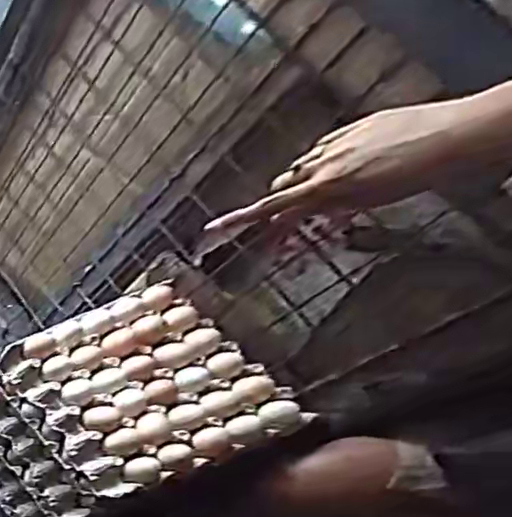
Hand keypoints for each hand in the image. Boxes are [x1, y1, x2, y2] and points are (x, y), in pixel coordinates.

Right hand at [202, 96, 490, 238]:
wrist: (469, 131)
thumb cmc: (423, 172)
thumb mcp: (367, 200)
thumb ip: (324, 207)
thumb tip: (291, 217)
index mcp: (326, 185)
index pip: (270, 206)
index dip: (239, 219)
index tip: (213, 228)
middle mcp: (327, 161)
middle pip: (284, 182)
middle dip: (285, 194)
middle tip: (297, 206)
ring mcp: (343, 139)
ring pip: (305, 163)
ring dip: (309, 174)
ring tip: (334, 179)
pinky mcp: (361, 123)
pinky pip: (330, 142)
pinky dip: (331, 153)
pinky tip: (352, 156)